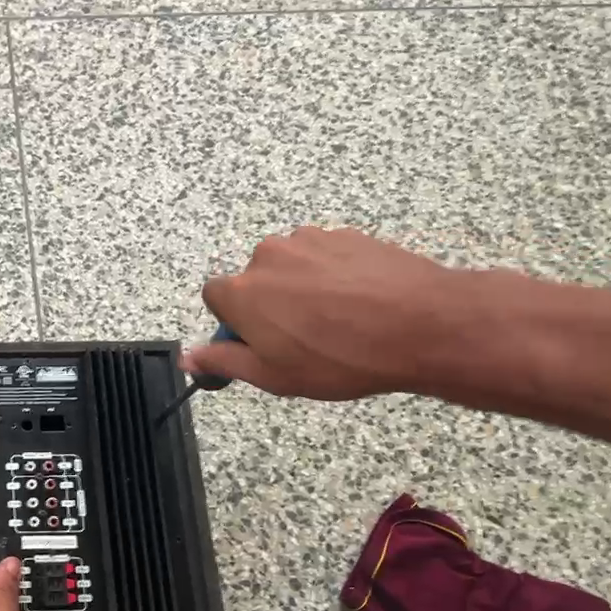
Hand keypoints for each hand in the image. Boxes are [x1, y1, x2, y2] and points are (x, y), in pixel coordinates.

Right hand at [187, 227, 462, 399]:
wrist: (422, 325)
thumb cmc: (342, 357)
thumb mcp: (272, 375)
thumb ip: (222, 361)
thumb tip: (188, 356)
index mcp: (241, 292)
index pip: (215, 297)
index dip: (234, 321)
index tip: (258, 342)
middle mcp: (267, 257)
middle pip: (255, 280)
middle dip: (270, 304)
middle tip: (301, 338)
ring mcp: (308, 241)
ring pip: (291, 267)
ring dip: (303, 289)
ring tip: (337, 322)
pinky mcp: (345, 235)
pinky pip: (326, 257)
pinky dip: (334, 277)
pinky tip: (359, 304)